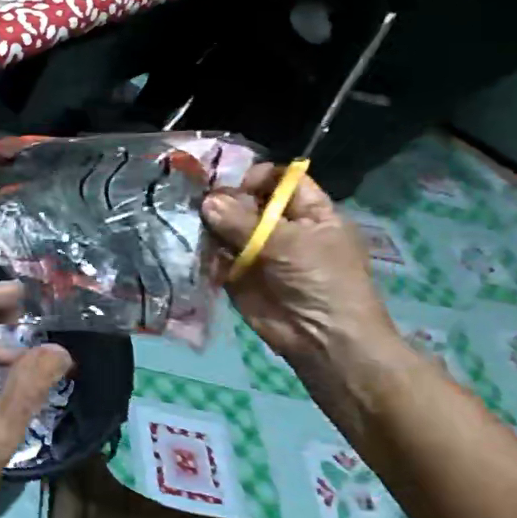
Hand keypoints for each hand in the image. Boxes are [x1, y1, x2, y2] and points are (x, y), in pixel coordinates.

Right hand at [201, 164, 399, 368]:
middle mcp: (283, 227)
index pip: (282, 180)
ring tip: (193, 224)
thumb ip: (246, 222)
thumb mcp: (290, 244)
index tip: (234, 183)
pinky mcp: (239, 276)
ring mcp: (259, 252)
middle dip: (225, 201)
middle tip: (202, 204)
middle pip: (248, 202)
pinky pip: (217, 256)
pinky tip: (195, 248)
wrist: (323, 340)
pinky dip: (205, 252)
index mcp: (310, 213)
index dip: (259, 177)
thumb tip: (207, 201)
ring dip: (211, 226)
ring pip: (228, 228)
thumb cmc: (322, 281)